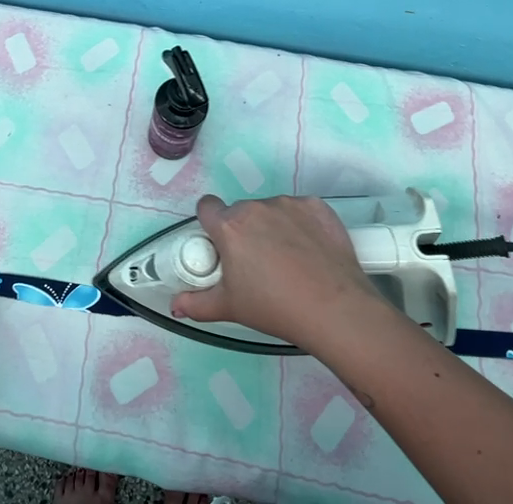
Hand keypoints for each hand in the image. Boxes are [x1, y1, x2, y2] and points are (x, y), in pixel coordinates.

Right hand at [170, 195, 384, 351]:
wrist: (335, 309)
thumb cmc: (275, 308)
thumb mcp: (230, 308)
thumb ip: (197, 304)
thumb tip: (176, 306)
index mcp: (230, 226)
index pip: (206, 207)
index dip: (211, 224)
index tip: (221, 245)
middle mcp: (256, 208)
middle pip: (241, 212)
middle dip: (244, 231)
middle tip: (256, 263)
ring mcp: (289, 204)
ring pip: (271, 210)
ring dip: (273, 227)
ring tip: (289, 261)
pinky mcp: (318, 206)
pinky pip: (301, 210)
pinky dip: (301, 225)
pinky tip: (310, 251)